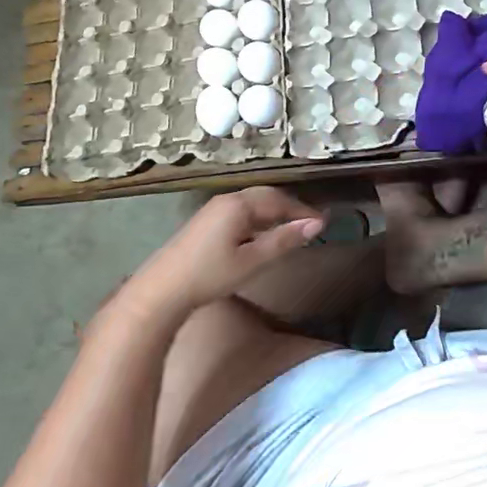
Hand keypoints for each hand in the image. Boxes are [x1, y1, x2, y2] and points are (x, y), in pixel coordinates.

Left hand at [129, 187, 324, 312]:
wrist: (163, 290)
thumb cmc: (210, 275)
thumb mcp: (252, 260)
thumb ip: (284, 240)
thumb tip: (316, 224)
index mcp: (239, 204)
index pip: (279, 199)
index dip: (303, 210)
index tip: (324, 223)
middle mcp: (226, 200)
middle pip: (265, 197)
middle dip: (289, 208)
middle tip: (310, 224)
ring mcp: (213, 210)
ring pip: (252, 204)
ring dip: (273, 214)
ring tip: (291, 231)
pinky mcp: (206, 223)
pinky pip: (240, 213)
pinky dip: (258, 220)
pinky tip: (262, 237)